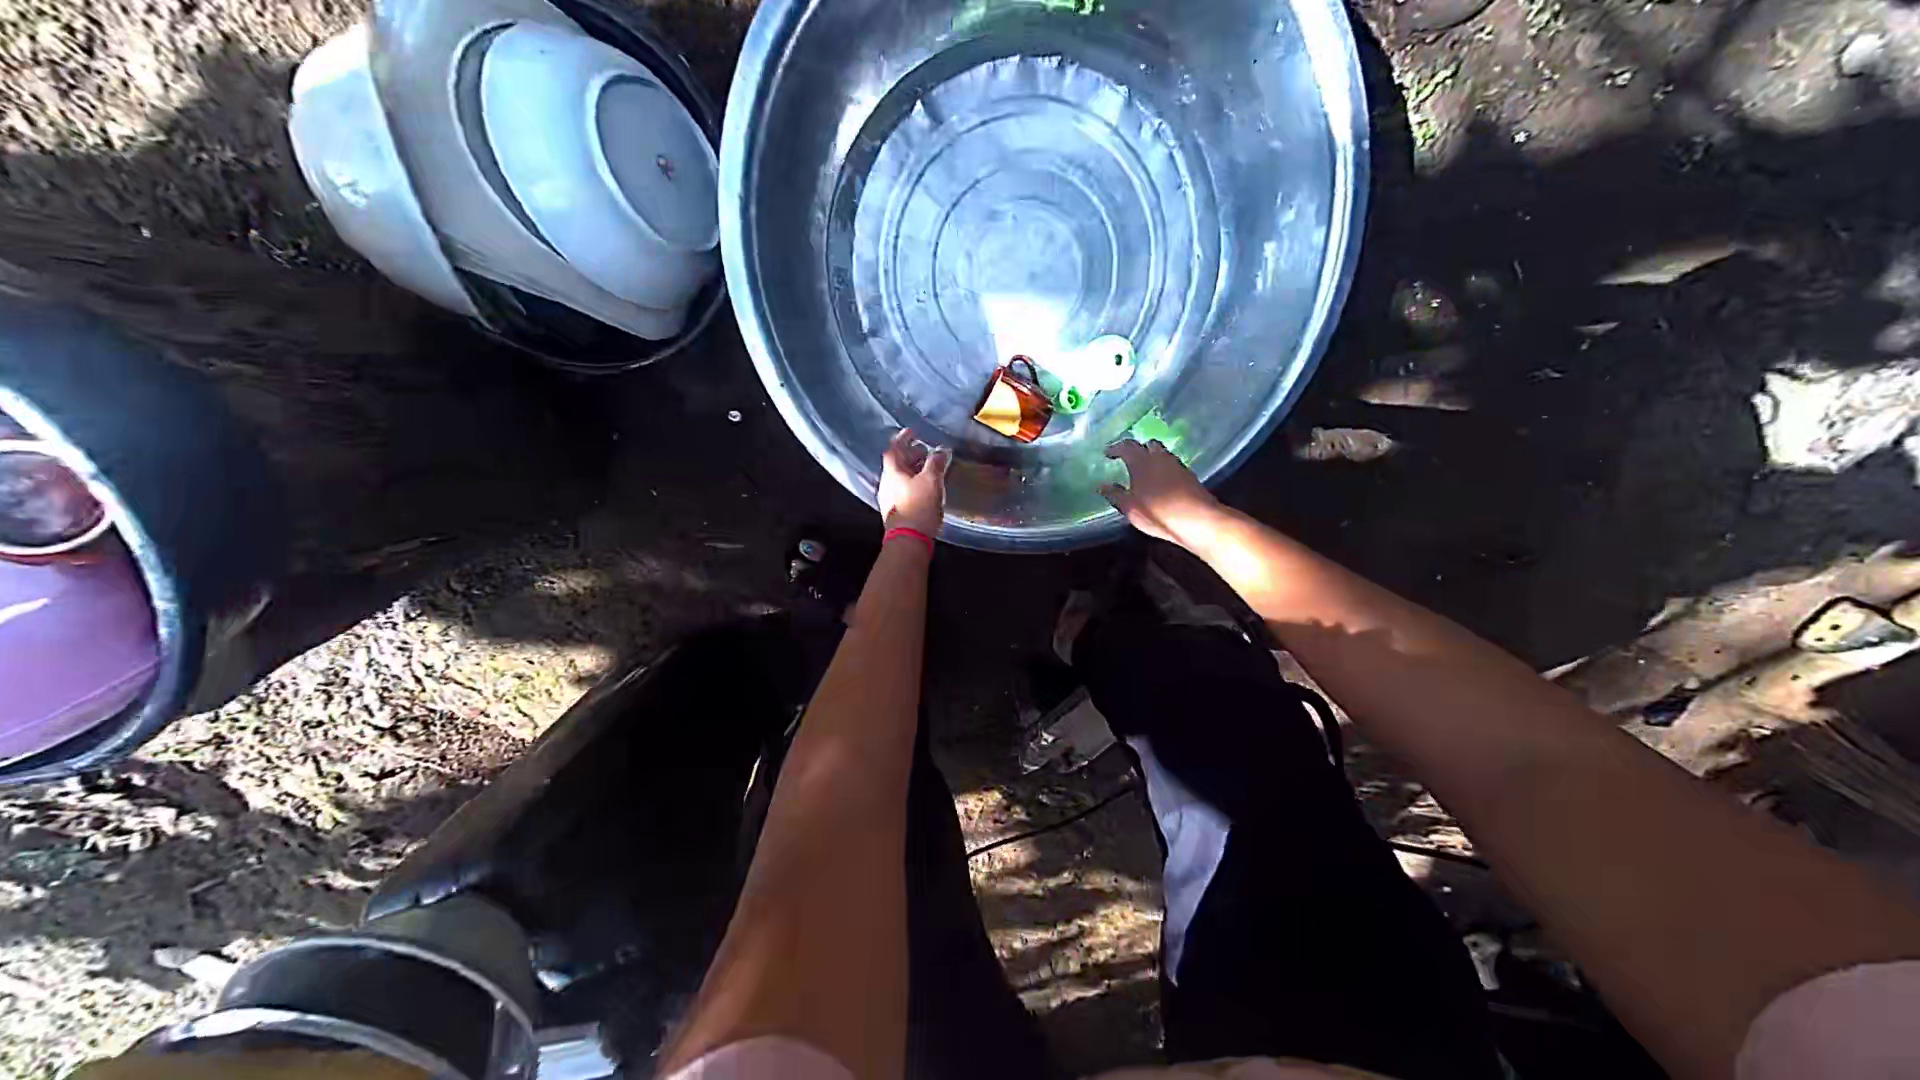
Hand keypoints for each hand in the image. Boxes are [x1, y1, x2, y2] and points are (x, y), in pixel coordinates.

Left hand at [879, 429, 950, 537]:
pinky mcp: (896, 512)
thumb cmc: (918, 506)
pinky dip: (914, 484)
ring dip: (914, 470)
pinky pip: (904, 490)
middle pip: (897, 463)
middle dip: (911, 455)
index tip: (912, 432)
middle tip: (926, 451)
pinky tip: (926, 488)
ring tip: (930, 469)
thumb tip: (941, 451)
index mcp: (891, 472)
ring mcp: (889, 499)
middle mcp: (886, 483)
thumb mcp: (931, 480)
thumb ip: (936, 462)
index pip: (894, 449)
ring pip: (901, 478)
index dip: (903, 439)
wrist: (909, 541)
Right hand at [1102, 439, 1223, 546]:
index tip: (1108, 453)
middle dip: (1137, 449)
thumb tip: (1102, 486)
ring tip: (1144, 469)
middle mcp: (1160, 457)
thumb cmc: (1157, 513)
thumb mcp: (1130, 507)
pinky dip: (1164, 468)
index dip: (1116, 448)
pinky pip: (1172, 465)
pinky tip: (1161, 481)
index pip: (1126, 446)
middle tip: (1128, 459)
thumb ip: (1115, 495)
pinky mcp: (1189, 475)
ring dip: (1152, 457)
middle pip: (1148, 444)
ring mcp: (1177, 465)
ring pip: (1162, 453)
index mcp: (1141, 462)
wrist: (1197, 520)